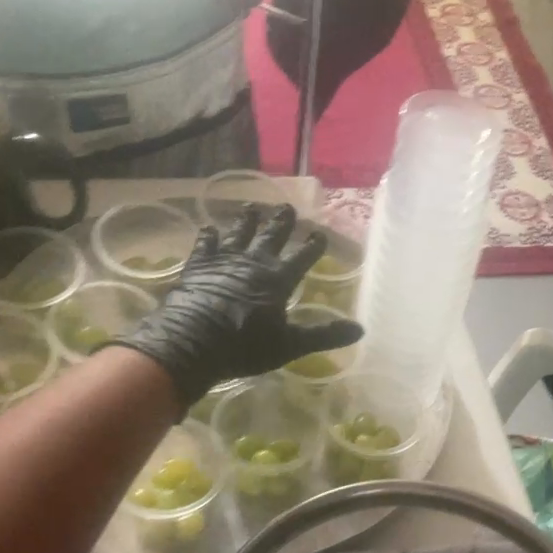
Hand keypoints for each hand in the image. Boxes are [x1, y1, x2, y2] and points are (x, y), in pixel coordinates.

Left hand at [109, 205, 360, 404]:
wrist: (192, 342)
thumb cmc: (246, 346)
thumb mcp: (291, 345)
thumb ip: (324, 335)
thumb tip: (360, 330)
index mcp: (278, 280)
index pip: (302, 257)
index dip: (313, 246)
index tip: (320, 234)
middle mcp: (254, 262)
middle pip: (271, 237)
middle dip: (281, 222)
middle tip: (287, 207)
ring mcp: (224, 261)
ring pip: (239, 233)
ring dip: (247, 220)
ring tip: (252, 207)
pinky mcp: (198, 266)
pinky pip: (206, 244)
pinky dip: (209, 236)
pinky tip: (209, 229)